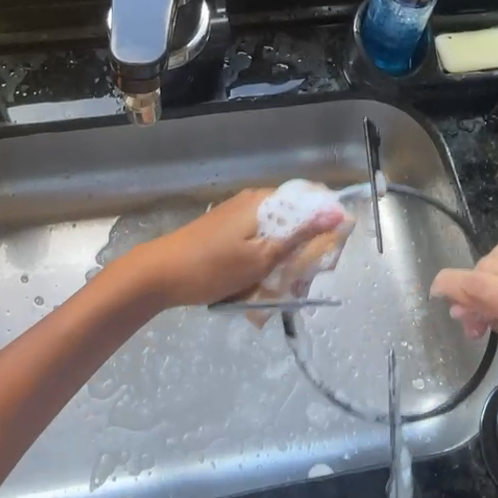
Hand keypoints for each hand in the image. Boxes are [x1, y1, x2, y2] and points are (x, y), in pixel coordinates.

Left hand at [122, 188, 345, 308]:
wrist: (160, 275)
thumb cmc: (213, 267)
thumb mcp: (262, 257)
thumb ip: (301, 236)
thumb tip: (337, 213)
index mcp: (265, 202)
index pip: (311, 201)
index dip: (326, 227)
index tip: (327, 259)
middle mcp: (254, 201)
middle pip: (295, 222)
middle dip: (302, 255)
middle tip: (296, 287)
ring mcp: (239, 216)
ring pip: (276, 238)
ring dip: (281, 266)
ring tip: (272, 296)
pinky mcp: (228, 231)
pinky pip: (257, 245)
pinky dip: (262, 266)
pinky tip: (255, 291)